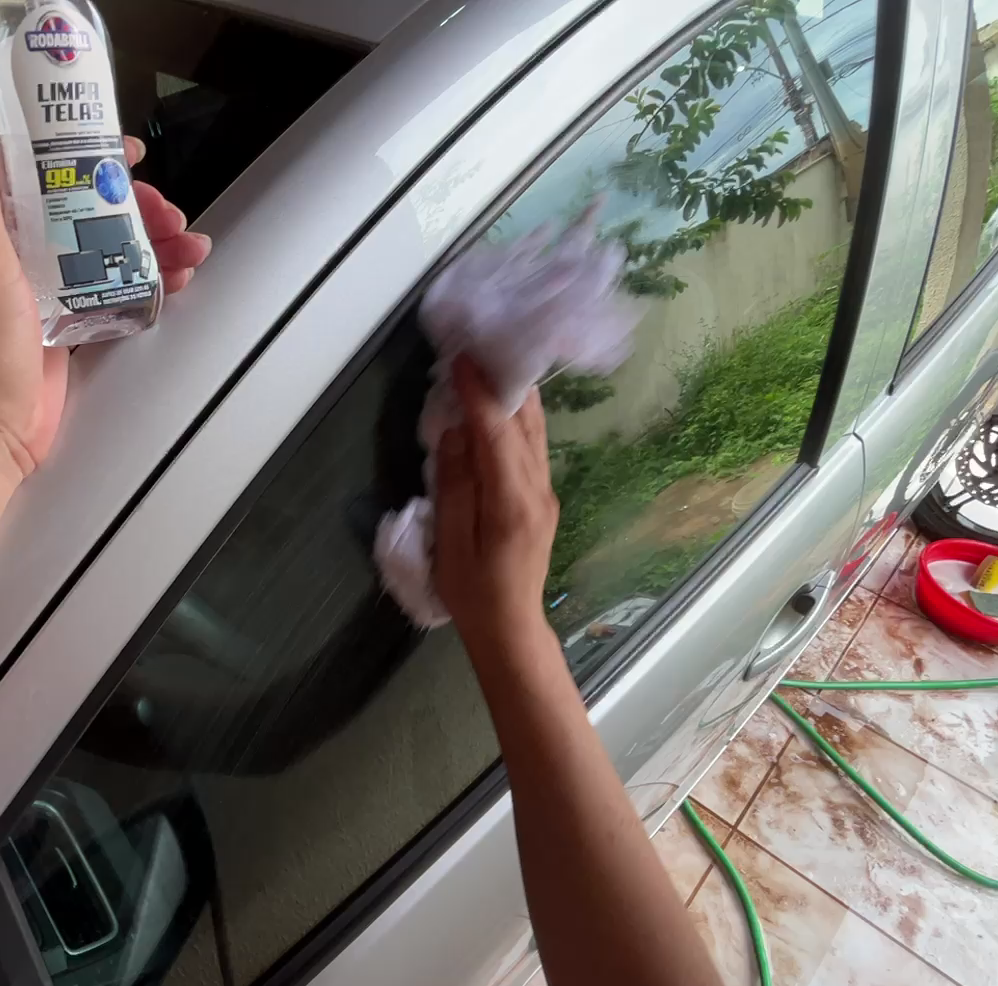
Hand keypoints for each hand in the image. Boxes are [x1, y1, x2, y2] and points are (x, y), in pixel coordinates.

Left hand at [0, 60, 211, 476]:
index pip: (32, 162)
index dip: (80, 147)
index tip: (125, 148)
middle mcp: (5, 248)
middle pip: (78, 205)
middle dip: (130, 204)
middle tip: (169, 211)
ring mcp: (36, 288)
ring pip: (101, 246)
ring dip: (148, 242)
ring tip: (189, 246)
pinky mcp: (63, 325)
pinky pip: (108, 289)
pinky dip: (143, 281)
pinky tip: (175, 279)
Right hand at [434, 356, 559, 653]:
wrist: (510, 627)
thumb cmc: (472, 593)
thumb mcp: (451, 544)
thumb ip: (454, 487)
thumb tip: (455, 434)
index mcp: (512, 503)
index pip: (497, 434)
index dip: (478, 393)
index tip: (460, 358)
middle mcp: (538, 490)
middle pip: (526, 422)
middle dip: (501, 381)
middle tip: (478, 346)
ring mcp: (546, 492)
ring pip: (535, 430)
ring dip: (512, 395)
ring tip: (487, 364)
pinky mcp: (542, 497)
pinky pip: (531, 445)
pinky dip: (514, 419)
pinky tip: (498, 406)